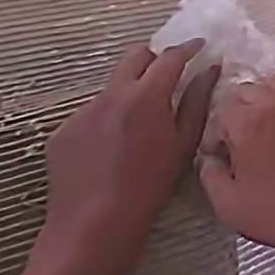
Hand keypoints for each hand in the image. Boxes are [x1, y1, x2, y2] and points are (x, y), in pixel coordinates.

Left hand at [44, 40, 218, 241]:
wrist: (92, 228)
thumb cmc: (149, 186)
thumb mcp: (183, 144)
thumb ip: (198, 100)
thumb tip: (210, 69)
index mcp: (145, 95)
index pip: (170, 57)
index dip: (187, 48)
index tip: (199, 46)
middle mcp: (112, 94)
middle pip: (135, 56)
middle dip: (154, 59)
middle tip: (168, 74)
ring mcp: (83, 111)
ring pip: (113, 86)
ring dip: (130, 91)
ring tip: (139, 122)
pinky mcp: (64, 131)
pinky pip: (92, 112)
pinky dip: (108, 117)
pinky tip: (112, 147)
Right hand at [197, 76, 274, 255]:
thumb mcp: (228, 204)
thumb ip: (209, 175)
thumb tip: (207, 159)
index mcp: (246, 123)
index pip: (220, 114)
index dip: (216, 137)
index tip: (221, 156)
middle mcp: (272, 102)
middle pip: (243, 93)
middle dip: (236, 115)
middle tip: (241, 145)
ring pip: (271, 85)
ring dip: (262, 103)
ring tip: (265, 133)